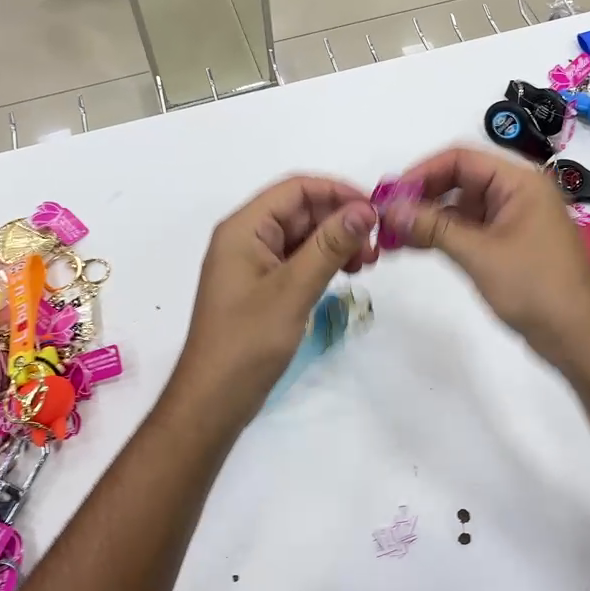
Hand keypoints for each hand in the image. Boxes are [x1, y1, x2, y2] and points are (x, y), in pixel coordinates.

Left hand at [174, 176, 377, 407]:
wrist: (213, 401)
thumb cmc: (248, 342)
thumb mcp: (293, 290)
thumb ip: (330, 246)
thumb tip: (365, 209)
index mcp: (244, 228)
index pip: (296, 189)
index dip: (337, 193)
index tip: (375, 211)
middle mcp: (246, 238)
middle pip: (300, 210)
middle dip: (340, 220)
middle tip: (376, 246)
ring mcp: (252, 263)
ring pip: (302, 235)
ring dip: (336, 242)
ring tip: (367, 265)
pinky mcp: (261, 286)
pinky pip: (297, 259)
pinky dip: (323, 262)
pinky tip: (347, 276)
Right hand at [382, 147, 589, 363]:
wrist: (578, 337)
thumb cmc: (534, 288)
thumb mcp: (479, 255)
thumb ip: (432, 227)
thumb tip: (389, 208)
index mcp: (520, 182)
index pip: (462, 158)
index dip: (422, 172)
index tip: (391, 194)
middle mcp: (518, 192)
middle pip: (460, 179)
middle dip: (422, 195)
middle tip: (386, 215)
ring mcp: (515, 218)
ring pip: (462, 205)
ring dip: (429, 217)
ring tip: (391, 235)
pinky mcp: (510, 243)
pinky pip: (471, 227)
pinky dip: (444, 234)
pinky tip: (414, 245)